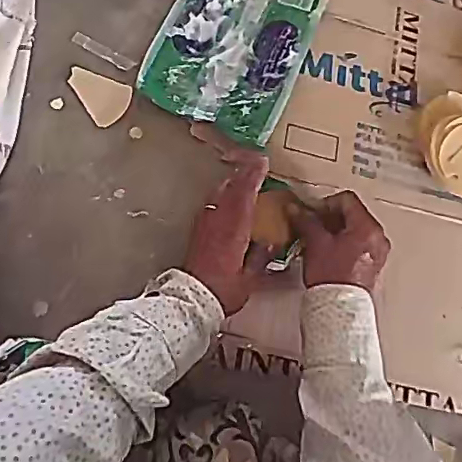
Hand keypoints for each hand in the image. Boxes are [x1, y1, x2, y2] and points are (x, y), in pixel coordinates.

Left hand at [183, 154, 274, 315]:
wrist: (191, 300)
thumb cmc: (223, 289)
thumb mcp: (250, 277)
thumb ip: (261, 257)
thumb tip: (270, 243)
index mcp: (234, 228)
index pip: (245, 194)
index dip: (254, 176)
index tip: (263, 162)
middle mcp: (218, 220)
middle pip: (230, 188)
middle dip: (243, 173)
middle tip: (255, 163)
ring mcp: (205, 224)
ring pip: (219, 194)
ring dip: (232, 183)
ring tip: (243, 178)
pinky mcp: (198, 231)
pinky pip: (212, 205)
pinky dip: (223, 196)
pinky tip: (228, 200)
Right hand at [299, 191, 391, 290]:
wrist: (339, 310)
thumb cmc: (332, 278)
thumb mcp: (316, 243)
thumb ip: (306, 221)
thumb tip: (296, 209)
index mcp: (367, 227)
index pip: (348, 200)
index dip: (326, 203)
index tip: (313, 213)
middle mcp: (378, 237)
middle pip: (354, 214)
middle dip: (331, 217)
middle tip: (313, 225)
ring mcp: (378, 252)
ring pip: (357, 229)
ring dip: (337, 230)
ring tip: (319, 240)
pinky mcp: (374, 265)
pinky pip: (360, 244)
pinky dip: (345, 243)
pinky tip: (329, 253)